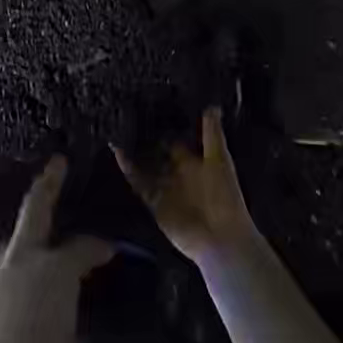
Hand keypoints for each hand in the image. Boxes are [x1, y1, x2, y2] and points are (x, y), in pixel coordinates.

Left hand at [0, 157, 112, 342]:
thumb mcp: (66, 341)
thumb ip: (66, 306)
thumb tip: (63, 298)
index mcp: (53, 270)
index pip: (84, 247)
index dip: (99, 247)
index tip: (109, 250)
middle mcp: (19, 260)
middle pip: (35, 209)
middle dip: (49, 184)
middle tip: (57, 163)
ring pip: (12, 251)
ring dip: (27, 254)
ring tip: (37, 275)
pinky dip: (8, 281)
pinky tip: (11, 307)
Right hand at [114, 106, 259, 264]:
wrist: (220, 237)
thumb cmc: (225, 195)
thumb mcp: (219, 159)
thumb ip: (212, 134)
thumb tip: (212, 104)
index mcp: (194, 162)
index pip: (176, 140)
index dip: (164, 125)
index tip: (149, 105)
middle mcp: (177, 173)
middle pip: (157, 152)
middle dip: (144, 138)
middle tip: (126, 114)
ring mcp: (164, 187)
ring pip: (144, 166)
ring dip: (132, 152)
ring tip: (117, 129)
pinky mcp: (153, 202)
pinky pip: (138, 183)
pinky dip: (127, 169)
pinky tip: (117, 152)